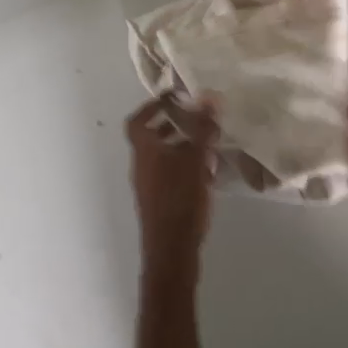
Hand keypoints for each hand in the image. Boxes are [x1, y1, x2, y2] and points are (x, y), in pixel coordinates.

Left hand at [126, 93, 219, 264]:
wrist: (171, 251)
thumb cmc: (180, 199)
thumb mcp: (194, 159)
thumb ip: (202, 128)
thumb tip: (209, 96)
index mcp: (144, 151)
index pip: (137, 120)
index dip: (152, 106)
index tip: (173, 98)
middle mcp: (141, 166)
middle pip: (151, 138)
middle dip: (173, 125)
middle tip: (195, 120)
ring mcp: (149, 187)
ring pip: (163, 158)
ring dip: (181, 147)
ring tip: (207, 145)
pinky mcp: (160, 204)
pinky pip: (170, 176)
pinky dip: (185, 167)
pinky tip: (207, 173)